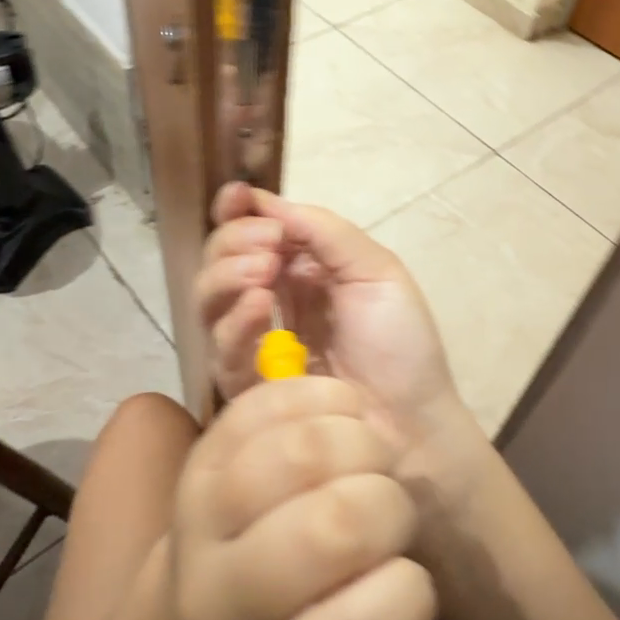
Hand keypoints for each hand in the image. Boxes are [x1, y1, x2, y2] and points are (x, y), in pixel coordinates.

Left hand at [170, 376, 435, 619]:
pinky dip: (319, 397)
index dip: (402, 602)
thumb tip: (407, 584)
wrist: (217, 596)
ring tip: (370, 453)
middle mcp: (216, 605)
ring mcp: (198, 521)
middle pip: (324, 533)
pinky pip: (261, 408)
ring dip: (357, 442)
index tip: (411, 577)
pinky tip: (345, 409)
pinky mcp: (199, 456)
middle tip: (392, 503)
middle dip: (386, 505)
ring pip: (293, 456)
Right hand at [195, 184, 472, 464]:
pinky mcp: (245, 385)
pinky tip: (261, 307)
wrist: (411, 423)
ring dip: (226, 275)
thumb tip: (266, 200)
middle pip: (220, 259)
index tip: (237, 196)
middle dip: (234, 240)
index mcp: (300, 269)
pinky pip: (221, 347)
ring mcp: (253, 343)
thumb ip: (324, 231)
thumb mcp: (376, 270)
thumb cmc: (401, 344)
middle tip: (268, 245)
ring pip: (208, 299)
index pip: (249, 231)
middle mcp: (269, 299)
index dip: (235, 210)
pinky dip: (234, 321)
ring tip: (263, 270)